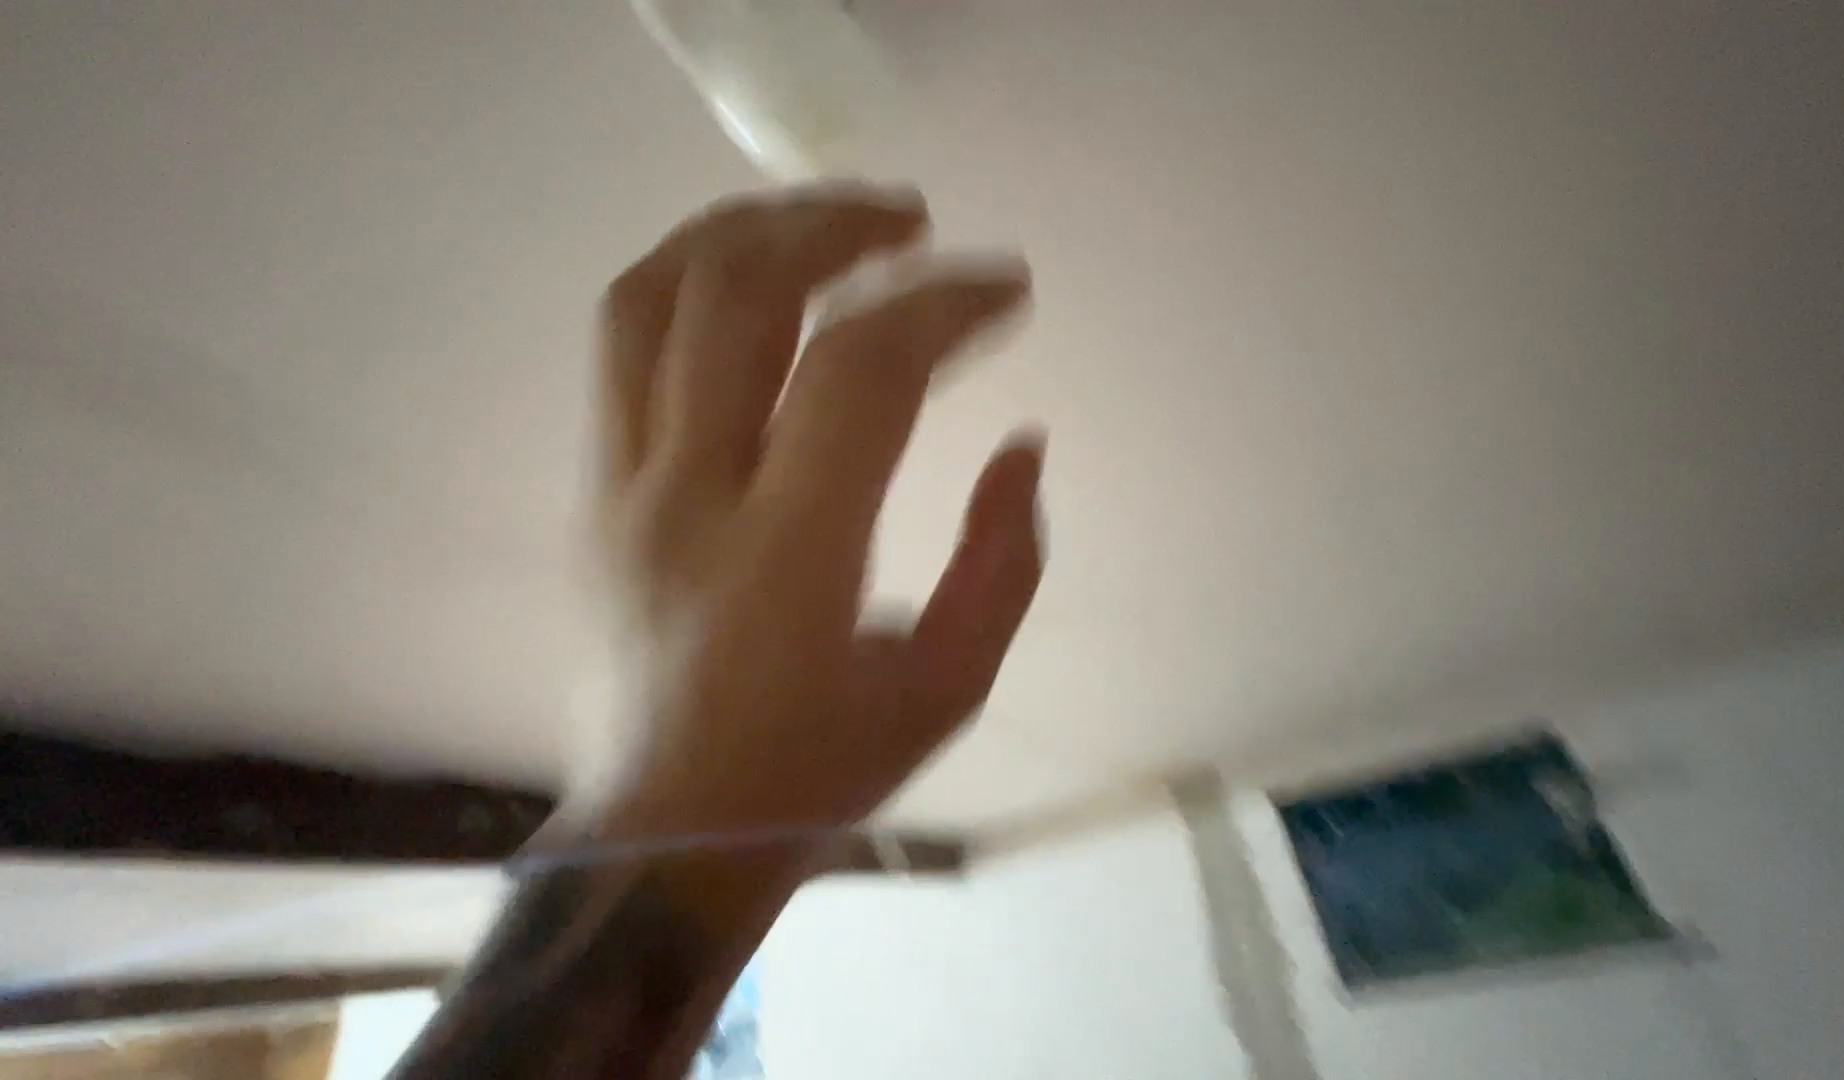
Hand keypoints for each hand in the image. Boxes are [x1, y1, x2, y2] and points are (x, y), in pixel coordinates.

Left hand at [593, 183, 1045, 835]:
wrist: (667, 834)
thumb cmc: (818, 770)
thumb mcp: (949, 688)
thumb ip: (1003, 562)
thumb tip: (1022, 447)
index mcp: (790, 557)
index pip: (864, 371)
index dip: (944, 304)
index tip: (1006, 289)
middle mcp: (686, 499)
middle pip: (739, 294)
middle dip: (835, 226)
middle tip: (911, 220)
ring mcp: (617, 489)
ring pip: (652, 296)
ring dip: (745, 229)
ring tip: (821, 218)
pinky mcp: (588, 494)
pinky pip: (621, 345)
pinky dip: (689, 281)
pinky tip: (749, 281)